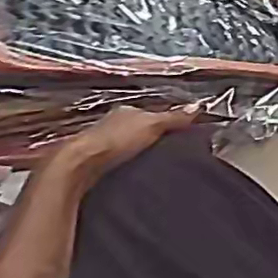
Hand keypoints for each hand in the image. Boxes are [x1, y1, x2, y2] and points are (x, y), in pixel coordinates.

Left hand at [42, 105, 199, 190]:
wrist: (80, 165)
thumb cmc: (116, 140)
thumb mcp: (152, 125)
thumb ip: (174, 118)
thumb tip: (198, 105)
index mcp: (127, 111)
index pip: (152, 113)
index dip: (167, 122)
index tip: (182, 134)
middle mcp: (113, 122)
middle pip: (140, 128)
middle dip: (154, 138)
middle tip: (174, 150)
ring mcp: (103, 141)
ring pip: (129, 144)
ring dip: (141, 151)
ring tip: (160, 163)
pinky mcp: (97, 160)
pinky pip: (121, 158)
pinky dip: (130, 163)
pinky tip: (138, 172)